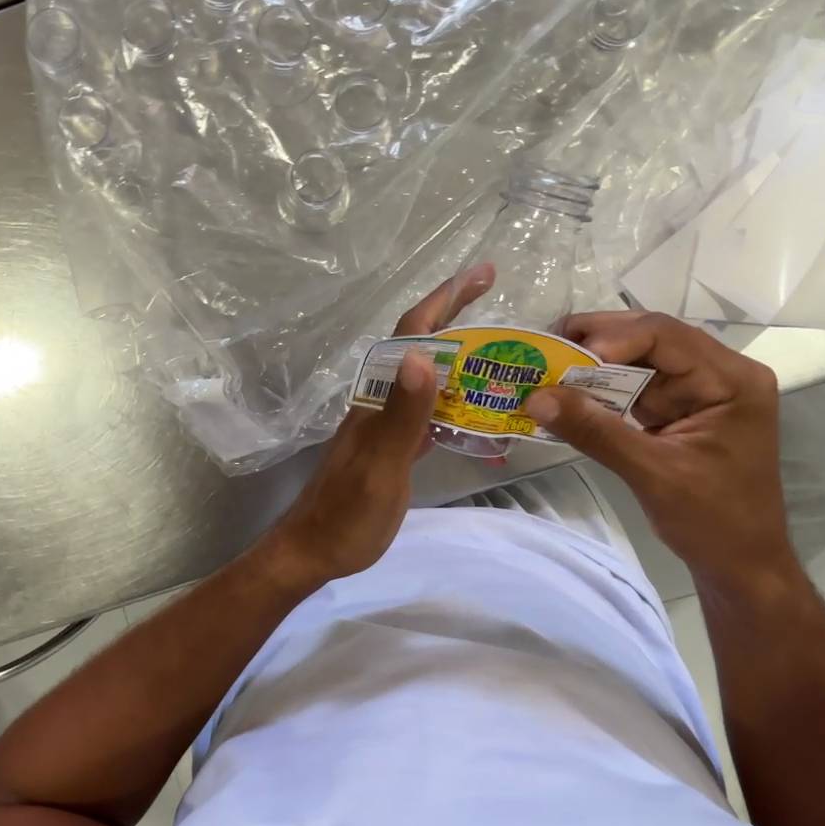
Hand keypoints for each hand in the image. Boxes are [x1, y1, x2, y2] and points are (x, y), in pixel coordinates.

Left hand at [258, 266, 496, 584]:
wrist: (314, 551)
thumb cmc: (346, 513)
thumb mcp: (380, 466)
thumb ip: (401, 416)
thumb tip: (421, 355)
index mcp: (377, 398)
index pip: (412, 336)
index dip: (445, 300)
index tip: (483, 274)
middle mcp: (382, 404)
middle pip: (424, 351)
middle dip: (462, 324)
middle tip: (510, 315)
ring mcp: (388, 428)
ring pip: (431, 384)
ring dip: (465, 367)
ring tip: (508, 360)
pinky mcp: (395, 452)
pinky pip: (432, 417)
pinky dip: (459, 409)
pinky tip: (482, 416)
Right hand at [520, 311, 799, 589]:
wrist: (741, 564)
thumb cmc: (713, 520)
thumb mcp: (652, 473)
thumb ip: (596, 432)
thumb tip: (536, 397)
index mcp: (731, 380)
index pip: (665, 336)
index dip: (612, 339)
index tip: (565, 360)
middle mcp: (720, 375)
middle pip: (653, 339)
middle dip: (599, 341)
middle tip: (547, 346)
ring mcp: (701, 393)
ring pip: (641, 361)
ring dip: (596, 364)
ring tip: (550, 365)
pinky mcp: (682, 411)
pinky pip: (637, 388)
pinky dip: (603, 389)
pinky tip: (570, 392)